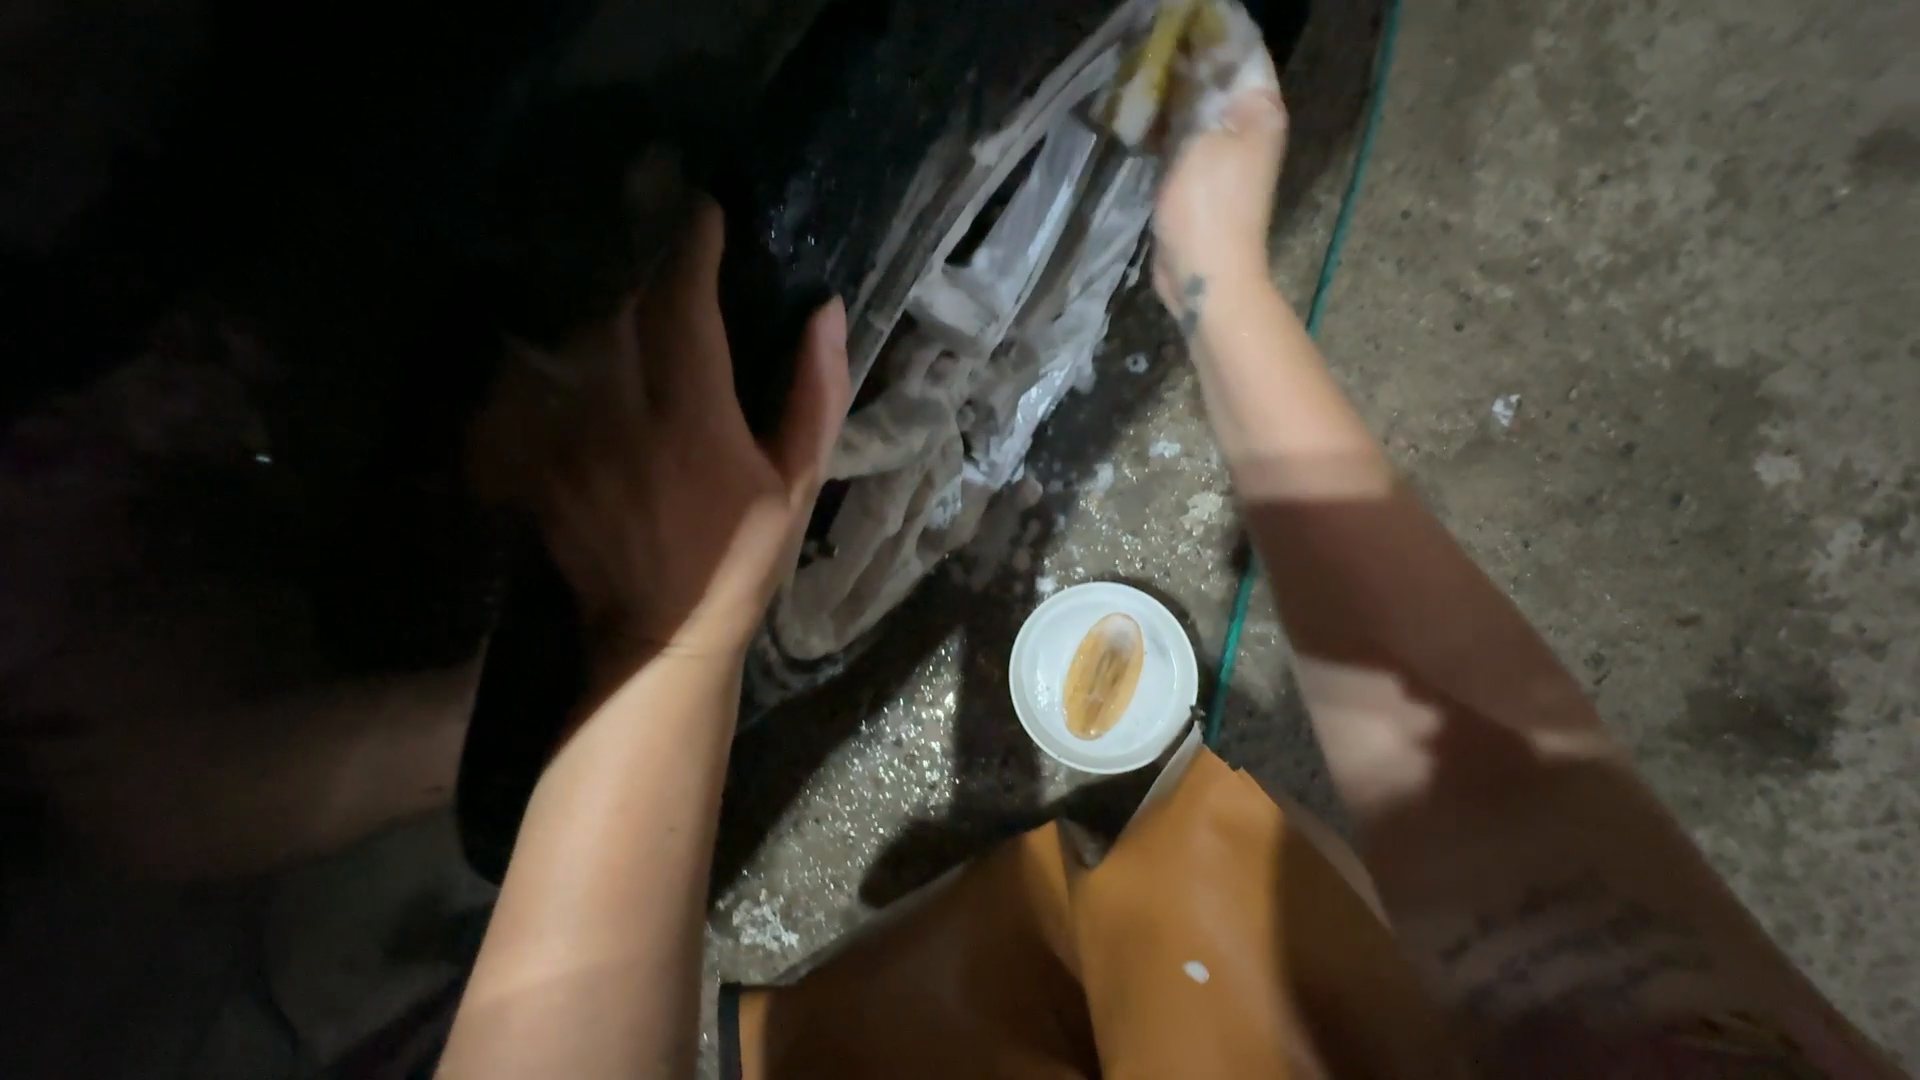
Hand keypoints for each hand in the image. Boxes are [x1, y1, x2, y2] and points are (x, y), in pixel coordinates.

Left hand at [477, 198, 850, 680]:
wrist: (661, 632)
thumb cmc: (743, 560)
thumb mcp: (796, 484)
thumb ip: (814, 394)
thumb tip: (826, 314)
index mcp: (695, 418)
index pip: (684, 305)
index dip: (692, 248)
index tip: (704, 212)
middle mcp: (622, 414)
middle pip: (619, 305)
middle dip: (643, 264)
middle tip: (663, 237)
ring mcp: (571, 437)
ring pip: (576, 334)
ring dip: (606, 301)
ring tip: (629, 283)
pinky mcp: (541, 459)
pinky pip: (545, 378)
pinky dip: (569, 350)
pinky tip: (589, 349)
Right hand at [1151, 80, 1288, 334]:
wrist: (1206, 276)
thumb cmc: (1206, 206)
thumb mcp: (1197, 139)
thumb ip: (1194, 102)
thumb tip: (1188, 83)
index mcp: (1261, 114)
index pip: (1235, 64)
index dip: (1203, 60)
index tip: (1170, 65)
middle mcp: (1252, 136)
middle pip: (1215, 96)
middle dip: (1184, 91)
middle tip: (1150, 90)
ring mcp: (1230, 167)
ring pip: (1197, 127)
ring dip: (1173, 122)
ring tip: (1144, 113)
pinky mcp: (1207, 193)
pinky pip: (1186, 157)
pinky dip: (1168, 150)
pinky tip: (1146, 144)